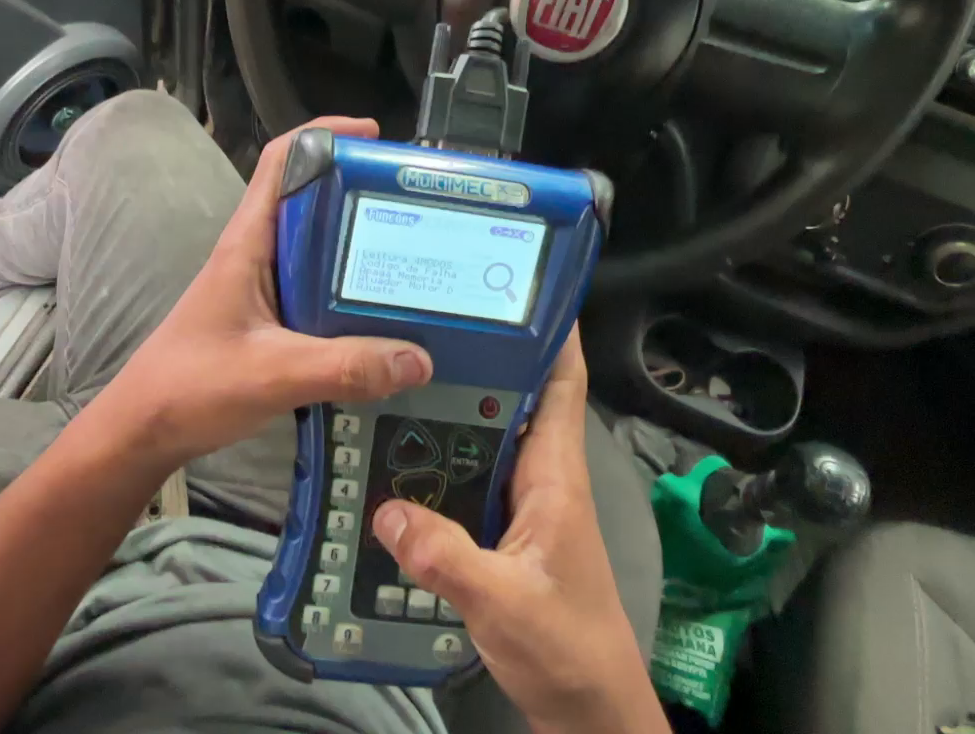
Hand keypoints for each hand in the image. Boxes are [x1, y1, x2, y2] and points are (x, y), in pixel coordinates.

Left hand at [83, 116, 434, 467]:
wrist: (144, 430)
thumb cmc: (190, 386)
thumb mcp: (271, 373)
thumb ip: (343, 367)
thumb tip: (418, 358)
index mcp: (248, 243)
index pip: (282, 162)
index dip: (325, 135)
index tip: (375, 138)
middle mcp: (259, 255)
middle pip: (313, 202)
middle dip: (363, 195)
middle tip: (418, 207)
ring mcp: (265, 289)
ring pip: (321, 250)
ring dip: (363, 248)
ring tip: (417, 258)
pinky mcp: (273, 322)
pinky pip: (322, 293)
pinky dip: (354, 295)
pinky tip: (387, 318)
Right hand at [371, 328, 665, 733]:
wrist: (588, 708)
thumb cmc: (567, 647)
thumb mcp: (505, 604)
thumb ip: (447, 559)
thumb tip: (386, 512)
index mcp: (554, 472)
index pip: (558, 381)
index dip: (548, 329)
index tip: (512, 282)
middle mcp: (537, 473)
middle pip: (508, 396)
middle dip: (472, 355)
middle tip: (416, 317)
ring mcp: (518, 500)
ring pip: (481, 434)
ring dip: (446, 406)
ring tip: (391, 371)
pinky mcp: (499, 526)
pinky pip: (464, 474)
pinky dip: (435, 456)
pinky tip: (393, 453)